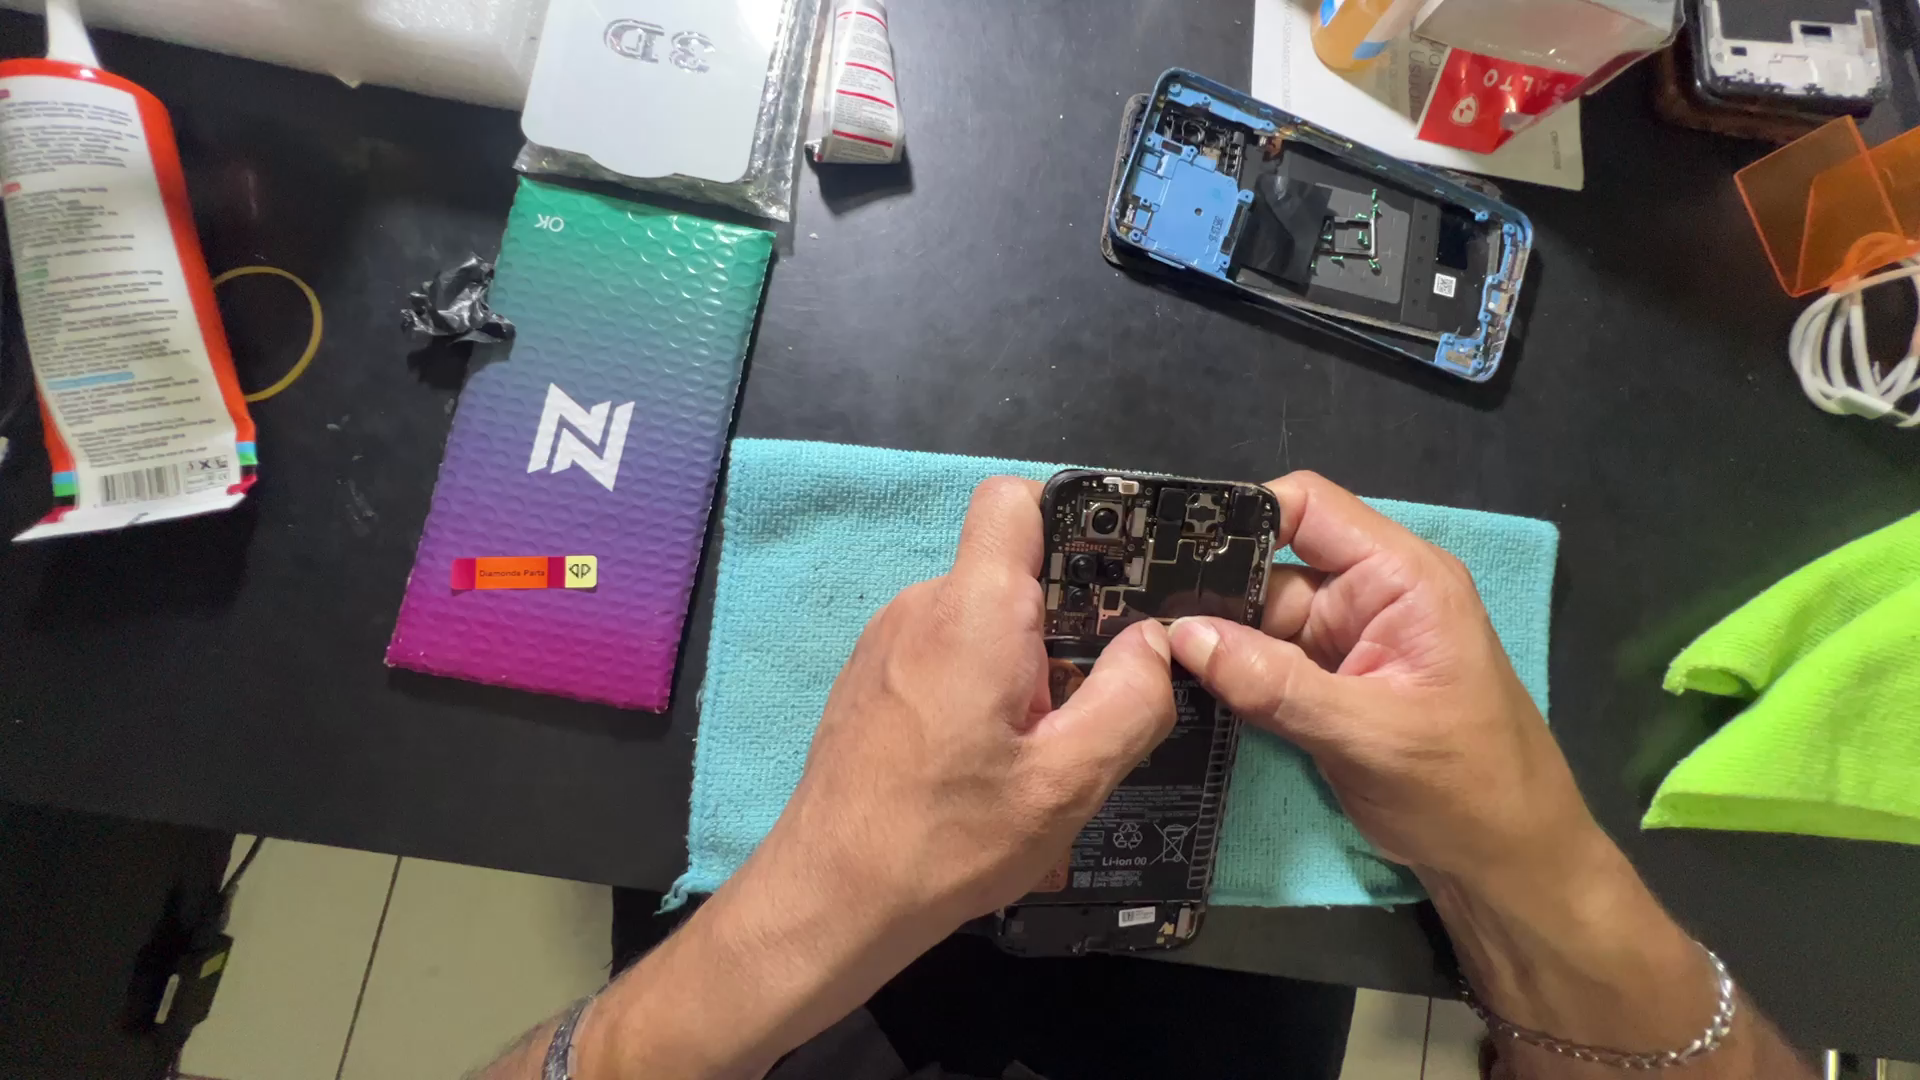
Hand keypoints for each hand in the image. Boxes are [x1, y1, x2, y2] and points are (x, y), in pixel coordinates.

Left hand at [771, 475, 1177, 936]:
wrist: (829, 891)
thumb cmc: (947, 837)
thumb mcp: (1066, 782)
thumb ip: (1129, 700)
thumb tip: (1153, 640)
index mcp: (973, 611)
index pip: (1012, 500)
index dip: (1065, 523)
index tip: (1102, 585)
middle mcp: (922, 604)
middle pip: (1006, 569)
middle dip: (1056, 620)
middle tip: (1076, 699)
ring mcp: (888, 634)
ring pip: (978, 612)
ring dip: (1016, 658)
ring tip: (1025, 739)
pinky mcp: (873, 668)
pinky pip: (943, 643)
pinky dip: (975, 676)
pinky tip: (975, 750)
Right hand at [1165, 471, 1594, 888]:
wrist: (1505, 866)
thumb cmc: (1469, 793)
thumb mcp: (1370, 737)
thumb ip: (1274, 684)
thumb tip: (1181, 635)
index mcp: (1398, 578)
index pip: (1307, 508)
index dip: (1239, 516)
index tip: (1169, 545)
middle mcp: (1363, 594)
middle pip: (1265, 566)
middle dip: (1206, 588)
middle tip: (1138, 611)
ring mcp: (1338, 638)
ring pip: (1252, 615)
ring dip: (1206, 635)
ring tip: (1145, 647)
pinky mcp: (1319, 677)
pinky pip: (1255, 656)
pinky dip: (1220, 667)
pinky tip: (1175, 674)